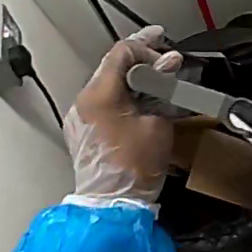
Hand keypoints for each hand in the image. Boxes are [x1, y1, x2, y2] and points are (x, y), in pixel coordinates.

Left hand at [64, 25, 182, 206]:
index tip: (165, 45)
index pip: (121, 53)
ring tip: (161, 77)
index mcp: (99, 95)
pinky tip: (146, 98)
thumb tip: (170, 63)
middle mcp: (84, 102)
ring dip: (134, 76)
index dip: (146, 45)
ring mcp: (81, 116)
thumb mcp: (158, 122)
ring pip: (109, 82)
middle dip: (141, 58)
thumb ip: (162, 87)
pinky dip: (126, 93)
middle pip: (112, 65)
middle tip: (166, 58)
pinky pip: (105, 100)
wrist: (112, 206)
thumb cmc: (135, 166)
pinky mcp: (84, 130)